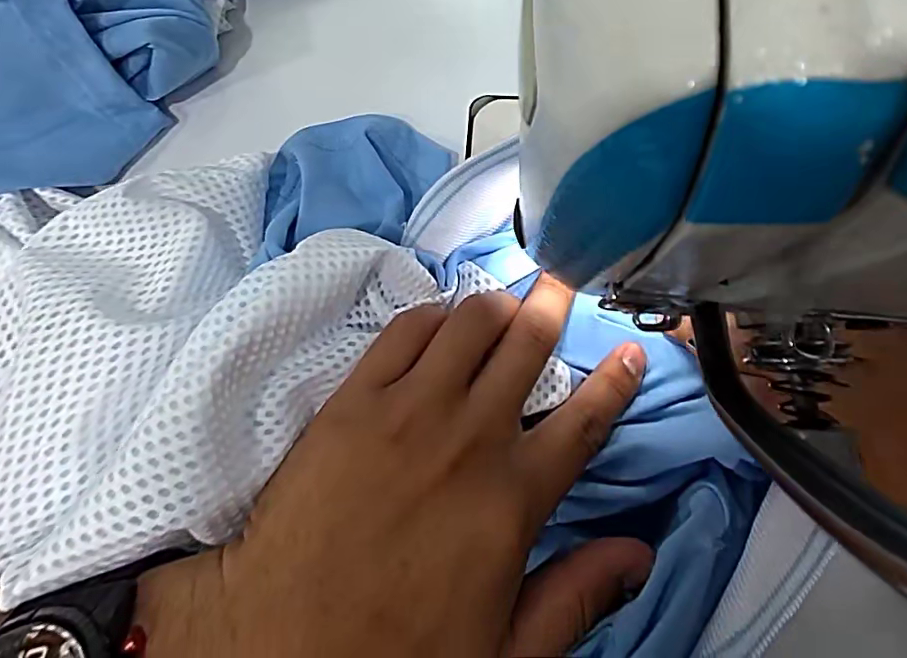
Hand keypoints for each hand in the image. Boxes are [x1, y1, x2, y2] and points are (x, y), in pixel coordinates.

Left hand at [138, 277, 650, 657]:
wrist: (268, 652)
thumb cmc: (394, 656)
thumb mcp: (502, 653)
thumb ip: (575, 597)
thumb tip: (639, 555)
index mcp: (512, 498)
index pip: (583, 420)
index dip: (614, 379)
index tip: (630, 348)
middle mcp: (470, 437)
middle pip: (527, 342)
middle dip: (552, 305)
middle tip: (558, 286)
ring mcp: (410, 410)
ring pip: (472, 320)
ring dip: (495, 305)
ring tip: (501, 307)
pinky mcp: (354, 400)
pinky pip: (406, 329)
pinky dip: (432, 314)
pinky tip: (438, 322)